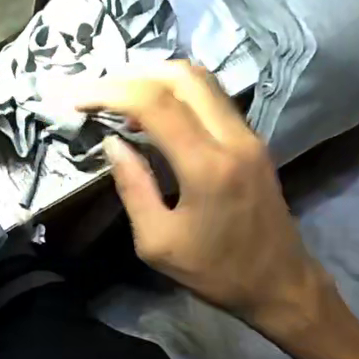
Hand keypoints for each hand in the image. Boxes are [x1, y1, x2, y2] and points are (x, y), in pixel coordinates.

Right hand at [75, 62, 336, 341]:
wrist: (280, 284)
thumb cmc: (215, 272)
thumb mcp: (158, 242)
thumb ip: (133, 187)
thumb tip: (112, 142)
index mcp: (207, 166)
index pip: (154, 103)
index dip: (110, 92)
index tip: (77, 98)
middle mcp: (233, 138)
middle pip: (181, 76)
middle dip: (132, 74)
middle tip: (98, 91)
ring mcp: (248, 135)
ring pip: (202, 80)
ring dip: (157, 78)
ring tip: (121, 96)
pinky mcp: (254, 141)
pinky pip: (213, 97)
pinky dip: (179, 92)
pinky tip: (154, 112)